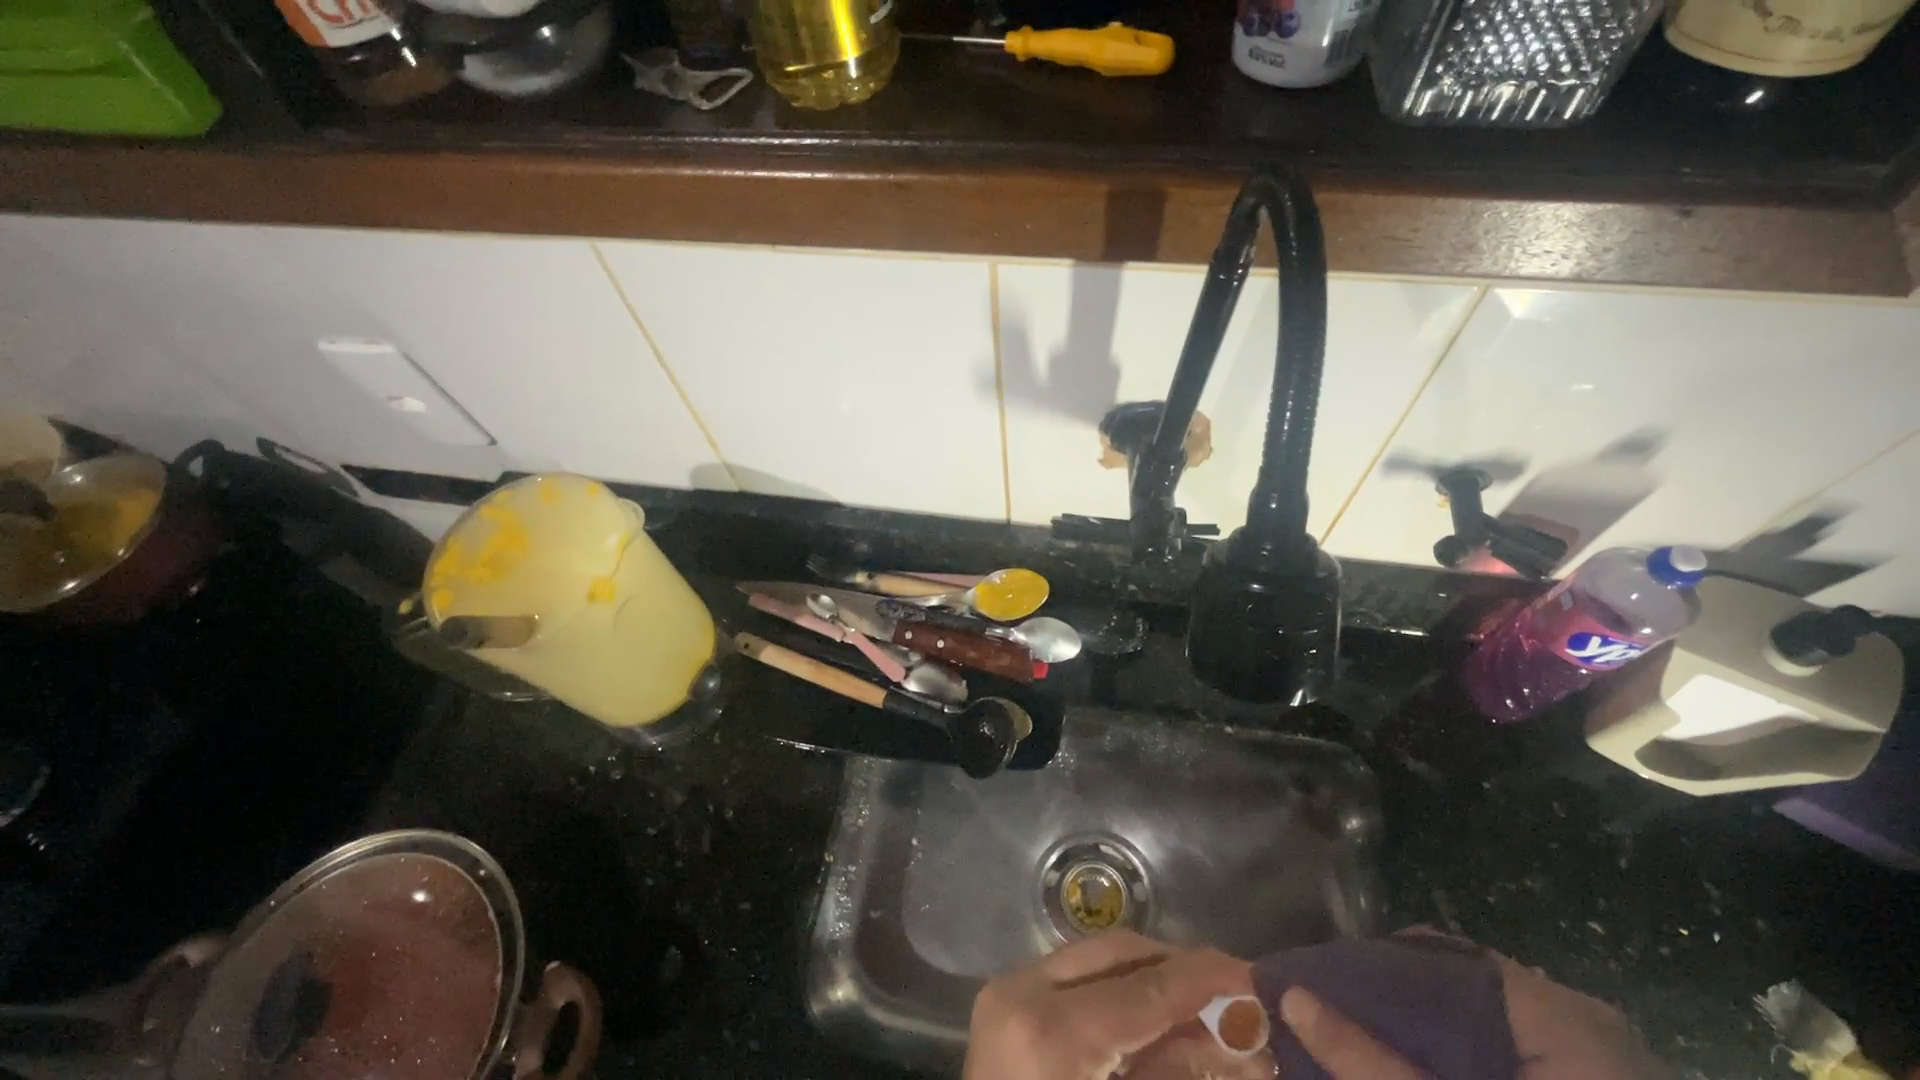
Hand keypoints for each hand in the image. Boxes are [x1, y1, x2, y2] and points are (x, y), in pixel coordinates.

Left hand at [964, 931, 1273, 1079]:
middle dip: (1180, 969)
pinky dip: (1117, 990)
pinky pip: (1073, 979)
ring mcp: (1006, 992)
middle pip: (1120, 954)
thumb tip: (1239, 1041)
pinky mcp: (1004, 1004)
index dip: (1208, 979)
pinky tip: (1155, 1017)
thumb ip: (1178, 1071)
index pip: (1147, 988)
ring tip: (1202, 1005)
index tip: (1257, 976)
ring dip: (1151, 977)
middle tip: (1233, 991)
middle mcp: (1023, 991)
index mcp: (1052, 1032)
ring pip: (1096, 959)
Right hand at [1278, 933, 1677, 1079]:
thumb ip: (1375, 1067)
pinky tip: (1417, 1074)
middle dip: (1390, 1005)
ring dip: (1419, 1037)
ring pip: (1479, 1025)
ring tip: (1359, 1047)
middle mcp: (1583, 1024)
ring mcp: (1595, 1062)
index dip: (1371, 966)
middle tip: (1327, 1019)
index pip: (1441, 955)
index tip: (1316, 985)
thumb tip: (1294, 998)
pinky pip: (1507, 1057)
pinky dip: (1457, 1064)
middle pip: (1458, 987)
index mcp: (1563, 1017)